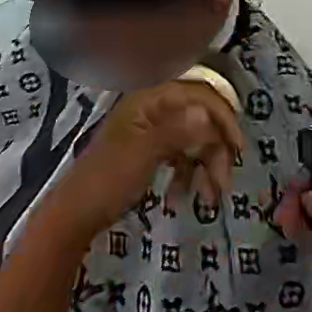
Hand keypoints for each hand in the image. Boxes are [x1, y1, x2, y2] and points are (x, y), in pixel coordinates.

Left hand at [37, 80, 244, 241]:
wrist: (74, 217)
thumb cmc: (107, 180)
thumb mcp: (144, 154)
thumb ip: (178, 130)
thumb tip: (207, 114)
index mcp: (151, 98)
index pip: (200, 94)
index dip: (223, 118)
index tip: (237, 149)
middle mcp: (154, 107)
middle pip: (201, 118)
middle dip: (216, 150)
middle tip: (224, 183)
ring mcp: (152, 129)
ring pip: (194, 138)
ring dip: (207, 165)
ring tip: (210, 197)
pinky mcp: (151, 150)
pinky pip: (182, 154)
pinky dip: (189, 173)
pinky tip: (185, 197)